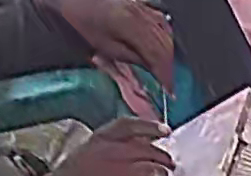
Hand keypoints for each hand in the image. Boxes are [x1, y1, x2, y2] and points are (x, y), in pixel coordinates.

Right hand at [31, 115, 173, 175]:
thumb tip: (140, 143)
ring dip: (163, 173)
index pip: (130, 126)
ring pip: (151, 170)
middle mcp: (112, 153)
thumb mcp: (92, 148)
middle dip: (163, 156)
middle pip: (147, 150)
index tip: (166, 130)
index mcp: (102, 138)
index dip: (151, 127)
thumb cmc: (78, 171)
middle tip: (170, 162)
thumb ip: (114, 143)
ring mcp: (120, 174)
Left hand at [46, 0, 175, 87]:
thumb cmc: (81, 20)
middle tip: (168, 82)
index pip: (158, 56)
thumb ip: (133, 58)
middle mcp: (139, 13)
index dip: (166, 76)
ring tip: (165, 67)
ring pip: (165, 31)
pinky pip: (158, 17)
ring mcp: (139, 4)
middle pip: (165, 45)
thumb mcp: (106, 47)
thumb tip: (152, 68)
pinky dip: (164, 33)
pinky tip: (162, 42)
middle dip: (169, 66)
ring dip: (168, 52)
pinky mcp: (136, 0)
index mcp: (132, 26)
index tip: (170, 92)